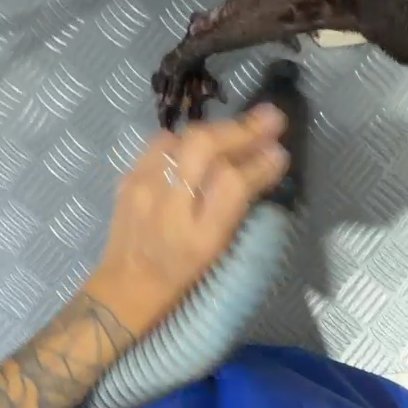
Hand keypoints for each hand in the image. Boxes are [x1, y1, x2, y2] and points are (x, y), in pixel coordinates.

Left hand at [86, 105, 289, 332]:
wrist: (126, 288)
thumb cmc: (180, 277)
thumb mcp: (217, 251)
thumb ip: (239, 205)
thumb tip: (270, 160)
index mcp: (197, 236)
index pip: (231, 182)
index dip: (259, 163)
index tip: (281, 151)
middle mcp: (166, 206)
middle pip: (203, 148)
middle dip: (242, 130)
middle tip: (272, 119)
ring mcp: (142, 187)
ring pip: (183, 140)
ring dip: (216, 131)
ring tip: (241, 131)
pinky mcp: (128, 178)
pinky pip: (162, 146)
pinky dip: (188, 141)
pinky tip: (202, 146)